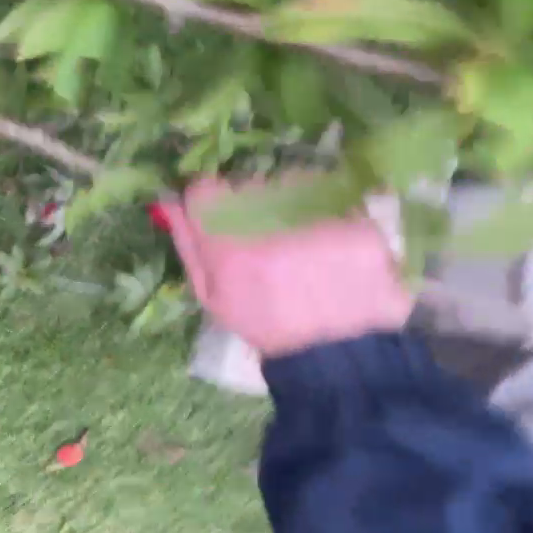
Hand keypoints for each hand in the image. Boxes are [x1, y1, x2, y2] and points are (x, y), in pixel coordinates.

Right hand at [167, 179, 412, 358]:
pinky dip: (331, 213)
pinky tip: (329, 241)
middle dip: (252, 200)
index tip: (215, 207)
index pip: (206, 189)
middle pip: (251, 183)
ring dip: (292, 200)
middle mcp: (273, 229)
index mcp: (227, 248)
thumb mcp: (210, 293)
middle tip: (263, 229)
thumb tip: (170, 202)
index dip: (209, 197)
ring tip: (300, 235)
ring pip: (296, 184)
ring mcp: (322, 224)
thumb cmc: (261, 322)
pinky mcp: (362, 226)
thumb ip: (189, 244)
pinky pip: (338, 200)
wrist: (335, 349)